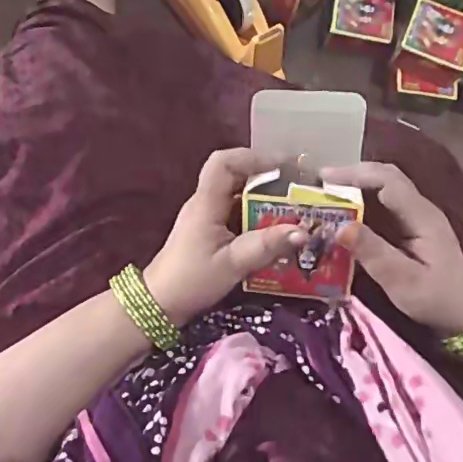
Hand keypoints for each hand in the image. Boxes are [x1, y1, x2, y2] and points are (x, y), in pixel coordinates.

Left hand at [144, 149, 306, 323]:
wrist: (160, 304)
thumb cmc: (191, 280)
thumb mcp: (232, 264)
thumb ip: (266, 246)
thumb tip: (302, 232)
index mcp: (205, 204)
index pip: (223, 162)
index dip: (251, 157)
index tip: (281, 166)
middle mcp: (204, 204)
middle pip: (235, 178)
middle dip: (266, 181)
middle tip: (296, 192)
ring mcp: (205, 219)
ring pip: (237, 198)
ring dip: (264, 203)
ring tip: (293, 212)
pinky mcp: (208, 234)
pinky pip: (235, 217)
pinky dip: (255, 220)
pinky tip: (275, 234)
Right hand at [319, 162, 462, 336]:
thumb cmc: (435, 299)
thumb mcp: (401, 280)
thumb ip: (372, 252)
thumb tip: (339, 227)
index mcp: (422, 216)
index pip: (388, 180)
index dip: (355, 176)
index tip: (324, 181)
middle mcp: (421, 209)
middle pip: (387, 176)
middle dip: (352, 174)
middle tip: (320, 183)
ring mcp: (418, 217)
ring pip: (386, 186)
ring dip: (356, 184)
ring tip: (326, 192)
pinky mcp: (412, 227)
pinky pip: (385, 201)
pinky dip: (363, 198)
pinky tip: (345, 209)